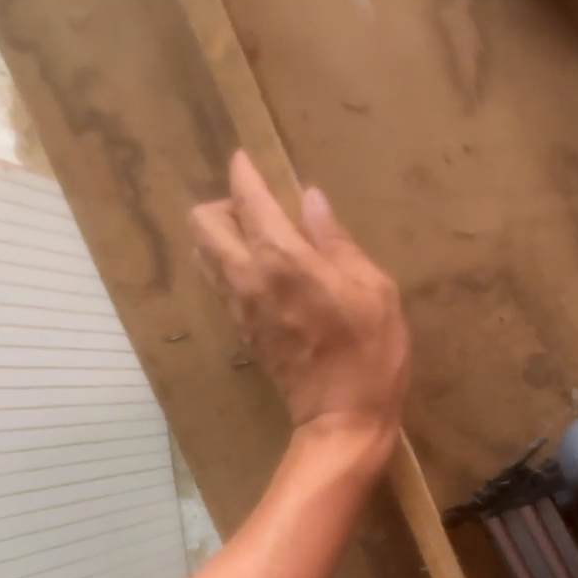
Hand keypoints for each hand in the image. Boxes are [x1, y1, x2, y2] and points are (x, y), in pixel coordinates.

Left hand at [190, 151, 410, 439]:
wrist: (344, 417)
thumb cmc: (371, 351)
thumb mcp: (373, 288)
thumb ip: (336, 240)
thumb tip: (310, 199)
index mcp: (283, 259)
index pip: (248, 200)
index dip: (244, 174)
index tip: (247, 159)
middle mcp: (248, 277)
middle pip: (203, 223)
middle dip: (224, 205)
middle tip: (261, 210)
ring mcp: (239, 307)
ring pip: (204, 254)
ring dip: (221, 235)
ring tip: (260, 240)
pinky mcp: (242, 331)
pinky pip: (219, 282)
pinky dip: (229, 264)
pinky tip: (263, 272)